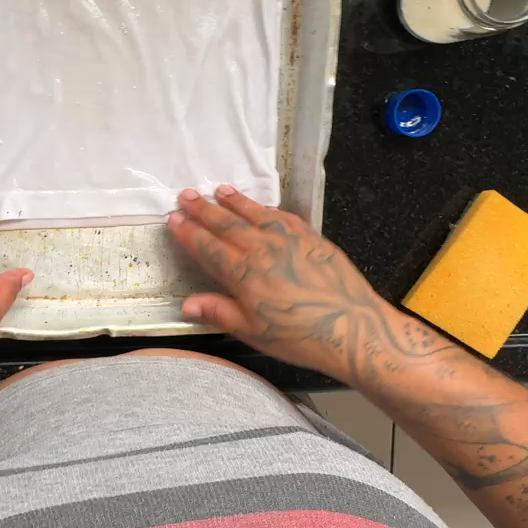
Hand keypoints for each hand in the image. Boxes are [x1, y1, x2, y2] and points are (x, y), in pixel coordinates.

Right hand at [166, 185, 388, 382]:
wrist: (353, 328)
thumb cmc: (299, 337)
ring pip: (253, 213)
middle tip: (186, 195)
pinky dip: (265, 208)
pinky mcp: (311, 238)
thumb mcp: (253, 332)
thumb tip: (187, 304)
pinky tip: (260, 206)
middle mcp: (261, 249)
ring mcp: (288, 239)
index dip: (189, 232)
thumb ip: (219, 312)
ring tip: (217, 190)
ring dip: (233, 201)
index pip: (207, 247)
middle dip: (203, 209)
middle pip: (226, 223)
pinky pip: (282, 216)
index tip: (173, 219)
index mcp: (242, 273)